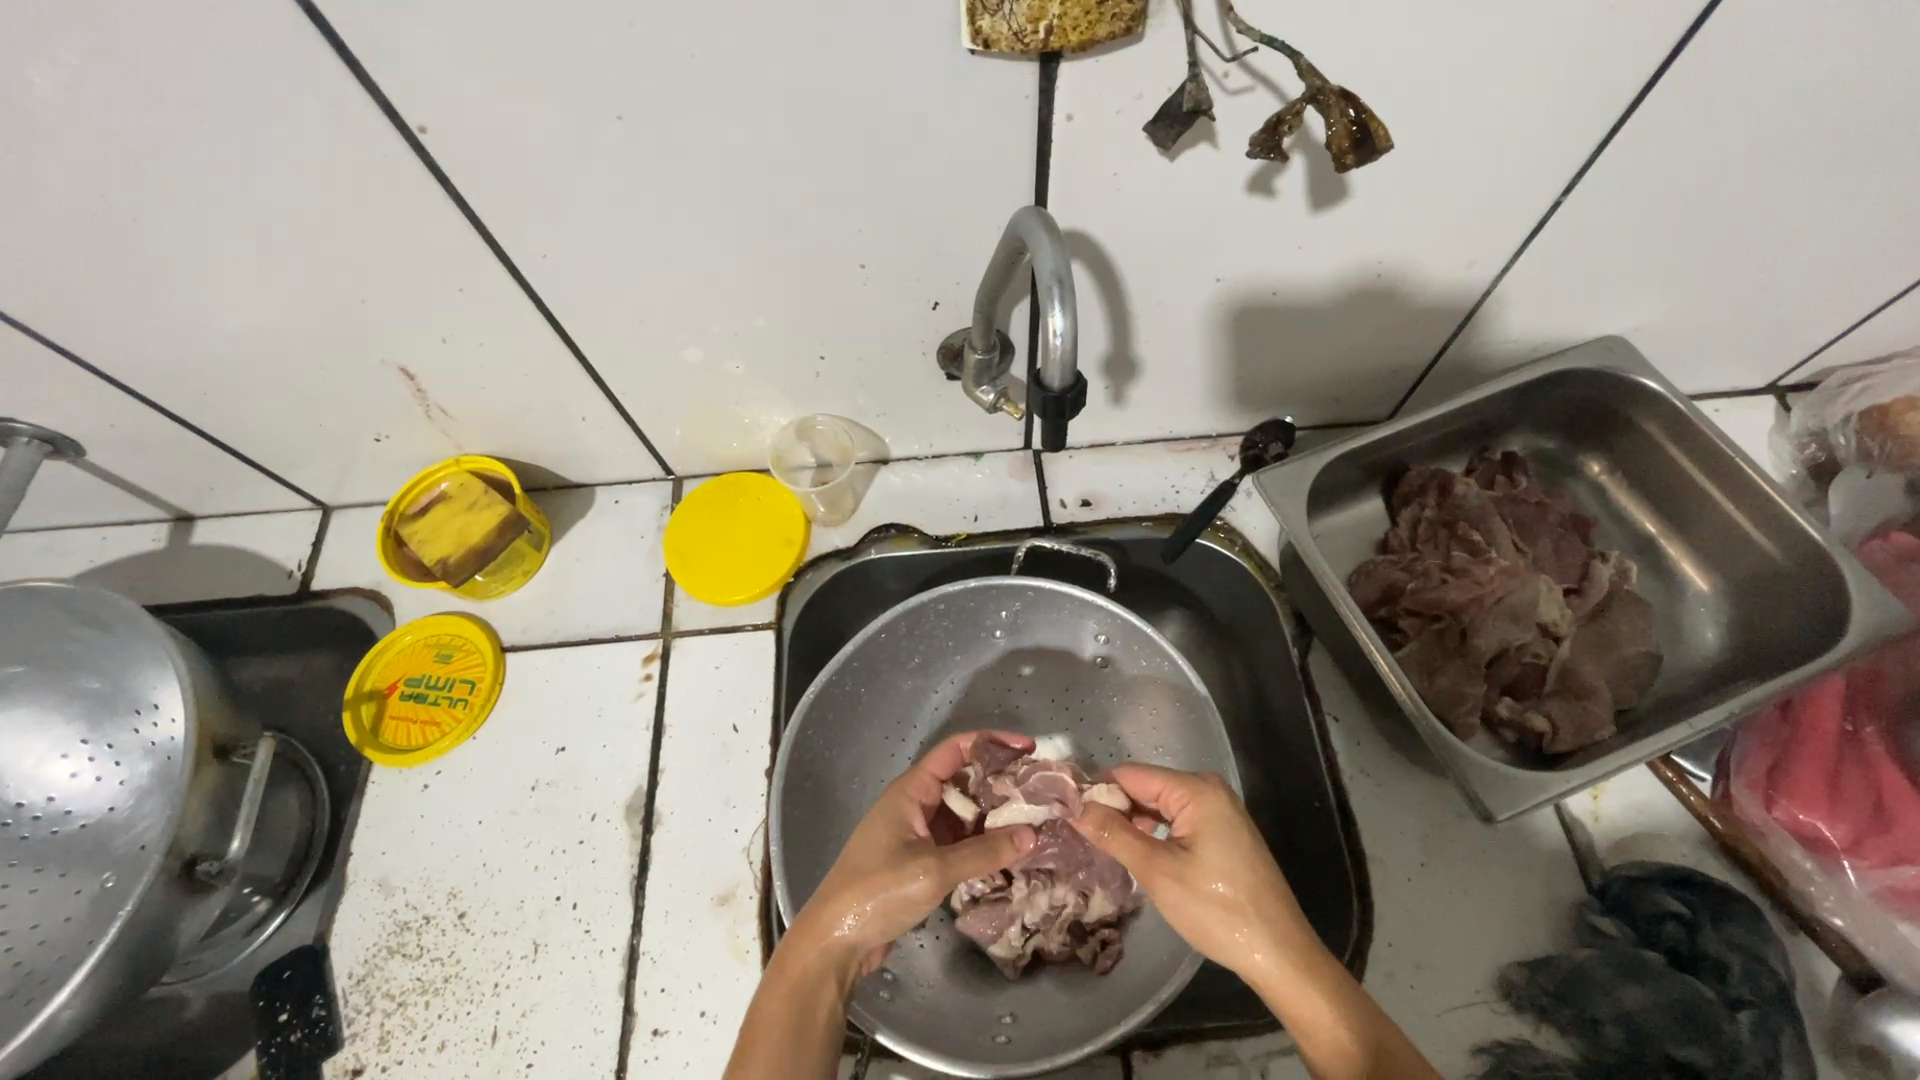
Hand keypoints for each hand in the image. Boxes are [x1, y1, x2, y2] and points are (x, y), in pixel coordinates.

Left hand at [784, 730, 1038, 984]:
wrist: (835, 941)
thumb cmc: (877, 891)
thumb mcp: (934, 870)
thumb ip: (984, 852)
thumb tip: (1032, 835)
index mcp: (911, 791)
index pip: (955, 750)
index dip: (991, 743)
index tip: (1029, 749)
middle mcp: (913, 805)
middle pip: (963, 782)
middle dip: (1000, 784)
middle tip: (1041, 793)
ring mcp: (915, 835)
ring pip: (963, 816)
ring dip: (993, 819)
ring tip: (1035, 824)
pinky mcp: (918, 863)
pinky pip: (957, 844)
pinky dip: (981, 847)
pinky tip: (1009, 856)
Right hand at [1072, 764, 1318, 983]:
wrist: (1278, 952)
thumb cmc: (1217, 910)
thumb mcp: (1157, 872)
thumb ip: (1114, 834)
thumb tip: (1074, 807)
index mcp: (1195, 790)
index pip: (1129, 775)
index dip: (1096, 792)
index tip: (1068, 815)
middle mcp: (1208, 788)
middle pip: (1145, 786)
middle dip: (1114, 808)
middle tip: (1083, 838)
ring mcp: (1219, 809)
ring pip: (1159, 804)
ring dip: (1133, 823)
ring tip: (1107, 850)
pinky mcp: (1223, 831)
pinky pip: (1177, 818)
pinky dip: (1155, 832)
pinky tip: (1140, 856)